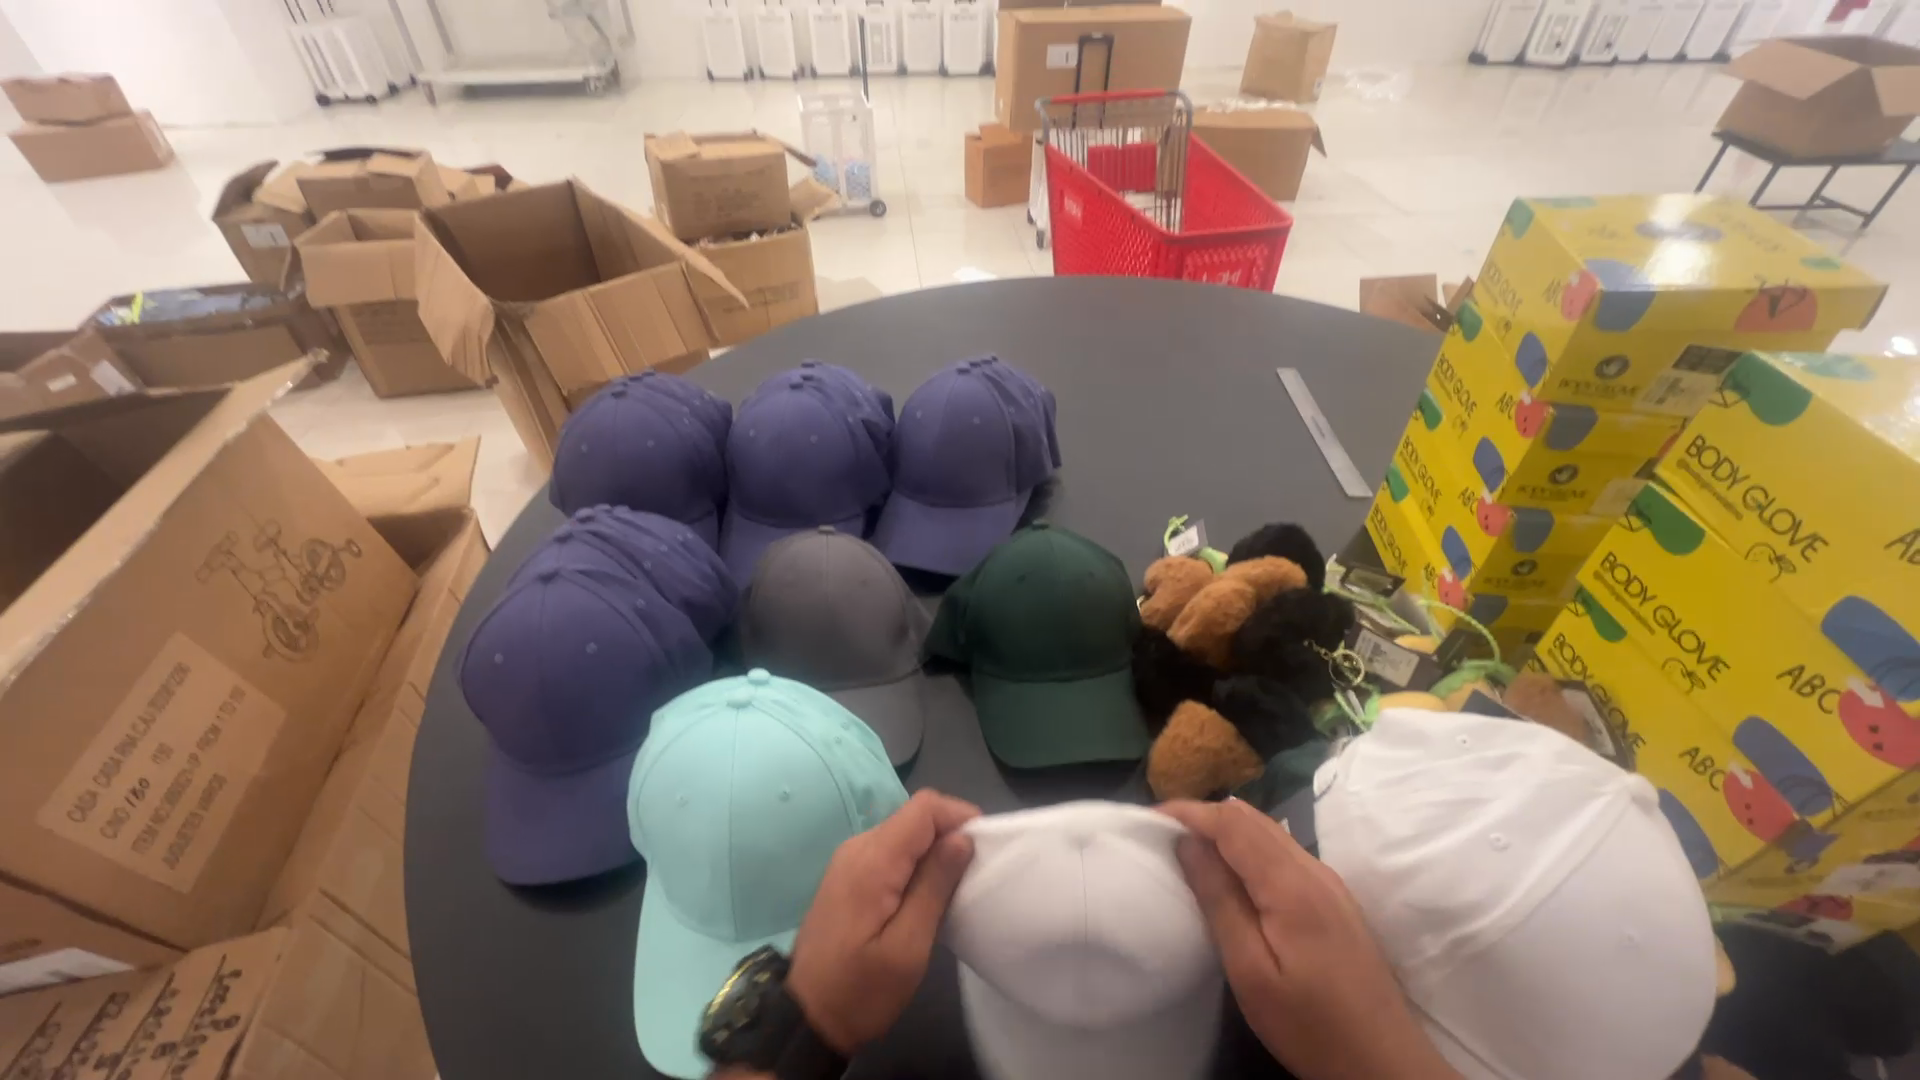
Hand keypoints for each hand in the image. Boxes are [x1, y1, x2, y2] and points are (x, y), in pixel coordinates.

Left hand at [787, 789, 979, 1055]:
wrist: (805, 1018)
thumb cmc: (861, 990)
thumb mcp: (907, 948)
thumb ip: (934, 887)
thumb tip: (962, 838)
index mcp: (873, 859)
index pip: (923, 807)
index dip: (959, 816)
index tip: (984, 847)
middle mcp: (858, 847)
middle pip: (914, 816)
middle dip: (950, 832)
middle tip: (974, 872)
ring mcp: (849, 859)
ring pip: (903, 832)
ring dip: (933, 848)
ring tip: (955, 885)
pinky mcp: (847, 874)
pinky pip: (890, 850)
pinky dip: (915, 860)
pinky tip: (926, 893)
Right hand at [1158, 798, 1461, 1079]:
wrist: (1387, 1067)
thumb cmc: (1311, 1026)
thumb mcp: (1251, 972)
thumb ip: (1219, 900)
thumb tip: (1188, 844)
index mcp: (1292, 884)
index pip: (1232, 822)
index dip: (1189, 811)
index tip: (1150, 820)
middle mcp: (1314, 870)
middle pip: (1251, 818)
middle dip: (1203, 816)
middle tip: (1162, 834)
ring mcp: (1329, 883)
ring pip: (1268, 831)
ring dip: (1225, 830)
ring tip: (1188, 850)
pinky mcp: (1334, 899)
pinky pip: (1281, 851)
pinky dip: (1246, 847)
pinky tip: (1229, 874)